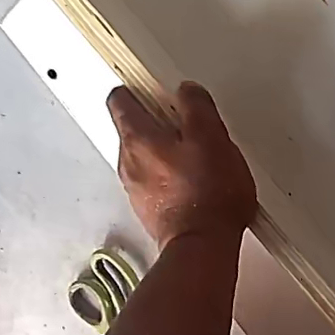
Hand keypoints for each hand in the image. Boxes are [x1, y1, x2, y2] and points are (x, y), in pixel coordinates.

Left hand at [107, 82, 256, 247]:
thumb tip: (189, 92)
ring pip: (146, 161)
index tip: (154, 92)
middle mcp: (129, 163)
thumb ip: (197, 108)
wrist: (203, 243)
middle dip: (158, 128)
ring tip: (200, 163)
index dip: (137, 92)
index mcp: (138, 138)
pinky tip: (199, 188)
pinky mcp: (151, 212)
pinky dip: (173, 183)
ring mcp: (137, 190)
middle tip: (188, 130)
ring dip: (166, 158)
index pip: (121, 101)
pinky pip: (158, 187)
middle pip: (134, 132)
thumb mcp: (212, 139)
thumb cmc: (208, 195)